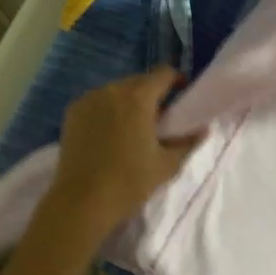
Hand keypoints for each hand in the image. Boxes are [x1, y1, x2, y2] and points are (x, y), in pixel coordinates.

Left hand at [48, 68, 201, 237]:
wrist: (82, 201)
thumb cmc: (129, 182)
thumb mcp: (166, 165)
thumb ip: (187, 142)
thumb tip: (202, 128)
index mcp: (138, 97)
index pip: (163, 73)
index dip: (176, 80)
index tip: (182, 95)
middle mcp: (112, 90)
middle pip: (138, 81)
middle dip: (152, 93)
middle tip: (160, 117)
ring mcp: (89, 98)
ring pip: (116, 91)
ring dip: (128, 101)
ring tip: (133, 126)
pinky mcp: (72, 111)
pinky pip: (97, 102)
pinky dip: (106, 110)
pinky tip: (109, 133)